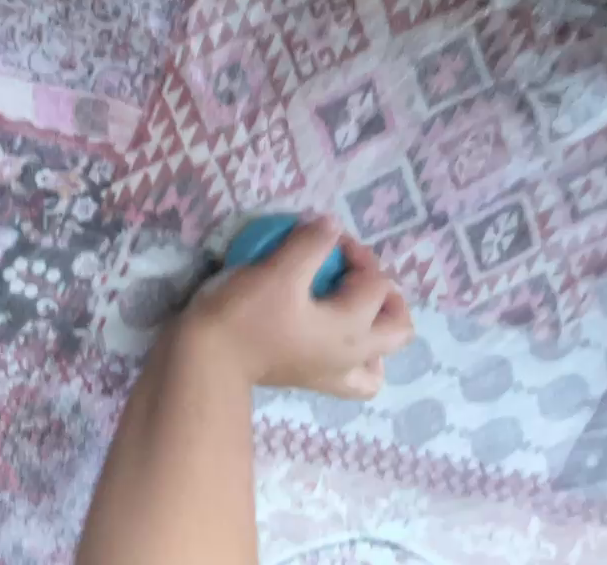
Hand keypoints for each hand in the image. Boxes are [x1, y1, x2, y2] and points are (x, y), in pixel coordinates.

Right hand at [180, 217, 413, 398]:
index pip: (374, 282)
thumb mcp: (275, 272)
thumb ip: (307, 246)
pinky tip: (342, 348)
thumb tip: (331, 224)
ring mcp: (336, 372)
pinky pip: (355, 379)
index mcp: (351, 324)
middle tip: (354, 271)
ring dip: (378, 330)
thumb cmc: (242, 313)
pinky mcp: (313, 381)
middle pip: (397, 324)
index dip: (355, 253)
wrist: (209, 357)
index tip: (322, 234)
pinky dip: (360, 363)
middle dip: (385, 294)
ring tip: (356, 311)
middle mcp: (355, 352)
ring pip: (382, 356)